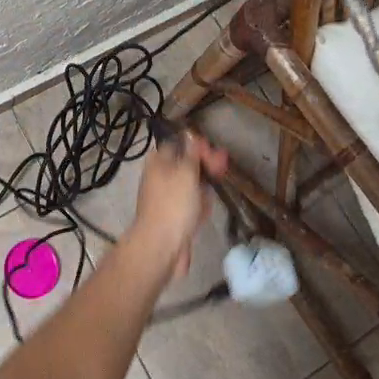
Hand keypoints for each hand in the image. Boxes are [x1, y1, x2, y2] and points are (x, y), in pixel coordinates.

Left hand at [127, 132, 229, 281]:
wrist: (161, 246)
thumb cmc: (174, 205)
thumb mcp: (186, 172)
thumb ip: (191, 152)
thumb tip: (189, 131)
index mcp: (158, 160)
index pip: (180, 143)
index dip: (198, 146)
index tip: (215, 153)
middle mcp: (160, 176)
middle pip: (187, 165)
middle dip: (205, 169)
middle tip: (219, 173)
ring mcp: (166, 197)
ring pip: (190, 186)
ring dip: (203, 190)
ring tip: (207, 199)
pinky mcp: (173, 215)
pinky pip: (189, 205)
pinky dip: (198, 207)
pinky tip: (202, 213)